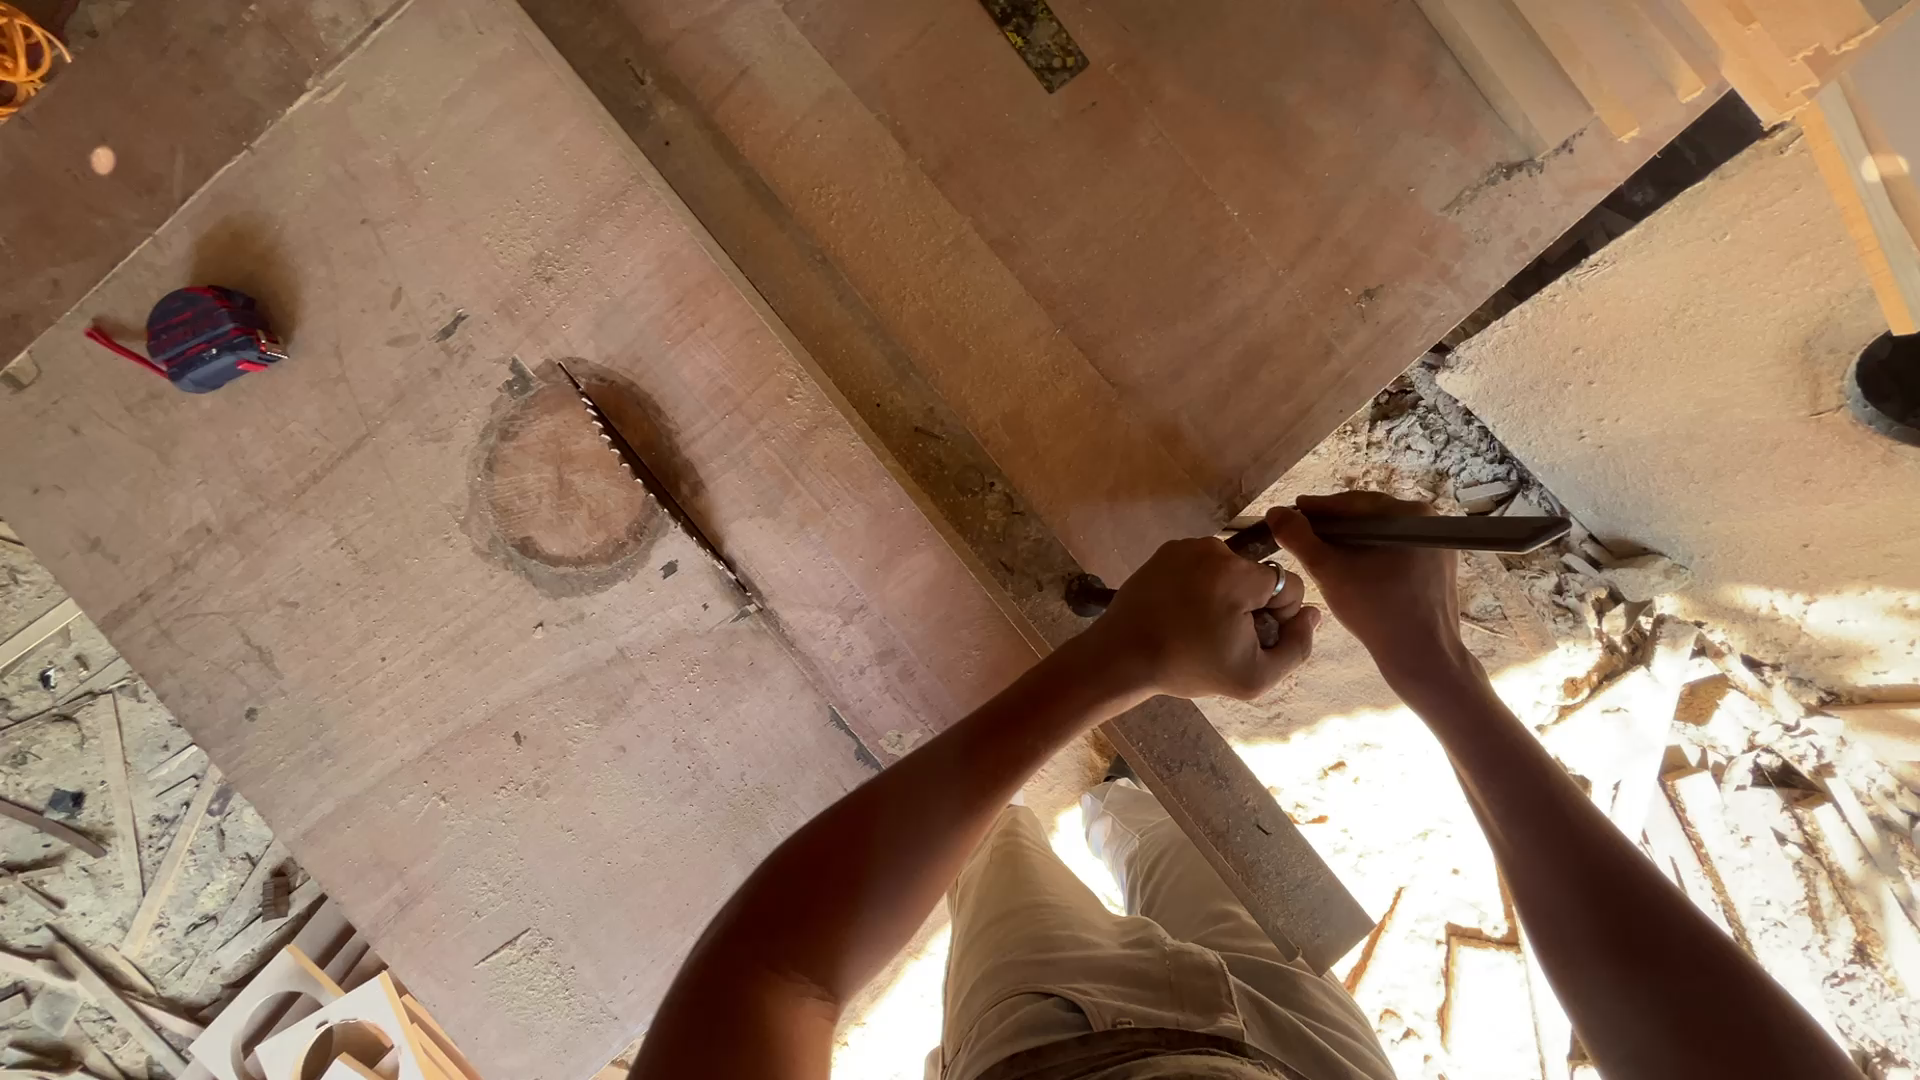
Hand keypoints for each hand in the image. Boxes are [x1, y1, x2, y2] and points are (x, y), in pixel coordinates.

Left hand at [1087, 537, 1319, 700]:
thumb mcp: (1255, 676)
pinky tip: (1181, 611)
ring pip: (1229, 570)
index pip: (1289, 585)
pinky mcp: (1165, 551)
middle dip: (1249, 604)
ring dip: (1224, 594)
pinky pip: (1201, 566)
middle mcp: (1213, 548)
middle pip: (1257, 577)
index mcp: (1238, 573)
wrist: (1122, 656)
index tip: (1248, 638)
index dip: (1278, 617)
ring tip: (1197, 624)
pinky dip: (1199, 585)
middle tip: (1219, 635)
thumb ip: (1298, 646)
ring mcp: (1185, 546)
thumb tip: (1312, 614)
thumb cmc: (1188, 667)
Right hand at [1267, 492, 1469, 681]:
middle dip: (1331, 526)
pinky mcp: (1436, 568)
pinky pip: (1392, 551)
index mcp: (1409, 515)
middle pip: (1367, 517)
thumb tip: (1275, 512)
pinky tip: (1348, 570)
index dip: (1315, 509)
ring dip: (1347, 541)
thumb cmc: (1375, 609)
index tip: (1288, 513)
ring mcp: (1435, 546)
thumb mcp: (1327, 569)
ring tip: (1320, 552)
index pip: (1352, 502)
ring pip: (1378, 535)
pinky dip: (1367, 555)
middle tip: (1300, 535)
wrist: (1422, 656)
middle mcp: (1428, 523)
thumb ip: (1297, 537)